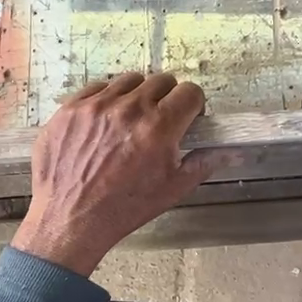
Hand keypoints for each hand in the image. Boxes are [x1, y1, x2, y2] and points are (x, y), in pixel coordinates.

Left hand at [12, 72, 225, 276]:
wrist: (69, 221)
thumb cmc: (124, 208)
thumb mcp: (173, 189)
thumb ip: (205, 162)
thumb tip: (232, 151)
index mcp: (159, 128)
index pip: (190, 91)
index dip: (193, 105)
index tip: (187, 117)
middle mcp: (129, 110)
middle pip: (162, 80)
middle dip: (167, 98)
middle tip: (160, 120)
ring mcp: (95, 107)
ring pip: (130, 81)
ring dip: (137, 95)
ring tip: (130, 119)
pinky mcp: (69, 109)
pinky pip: (96, 88)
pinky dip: (106, 100)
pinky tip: (104, 123)